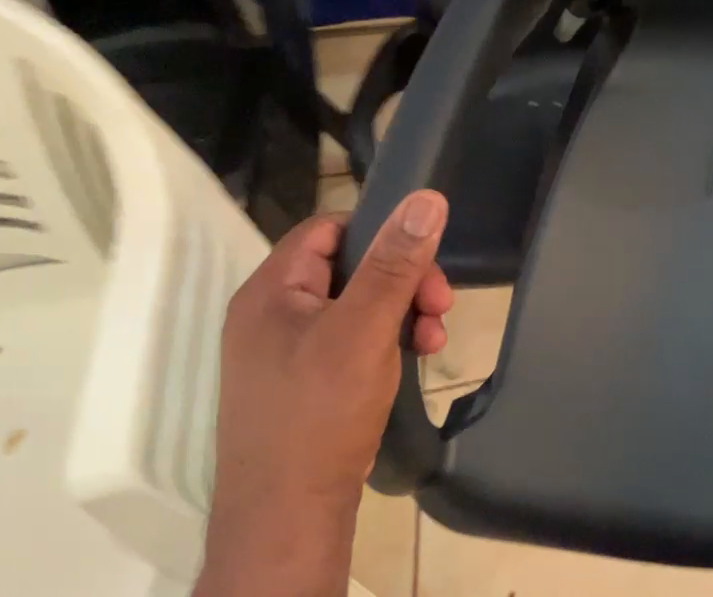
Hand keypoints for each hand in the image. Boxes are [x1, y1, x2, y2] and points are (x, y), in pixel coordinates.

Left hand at [197, 191, 452, 596]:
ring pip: (360, 304)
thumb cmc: (320, 412)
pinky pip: (356, 338)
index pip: (328, 229)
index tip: (423, 257)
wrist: (289, 515)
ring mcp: (289, 350)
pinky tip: (417, 357)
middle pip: (351, 266)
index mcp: (271, 292)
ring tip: (436, 338)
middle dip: (404, 280)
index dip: (380, 233)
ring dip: (405, 311)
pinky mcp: (308, 380)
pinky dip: (391, 340)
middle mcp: (273, 314)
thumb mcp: (365, 328)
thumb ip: (396, 262)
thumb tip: (427, 198)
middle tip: (441, 305)